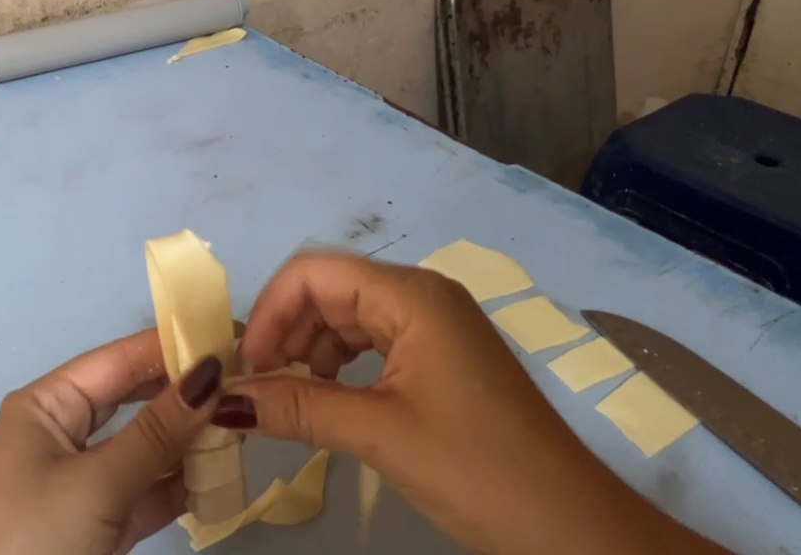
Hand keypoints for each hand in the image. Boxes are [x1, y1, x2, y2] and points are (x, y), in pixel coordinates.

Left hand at [0, 329, 226, 554]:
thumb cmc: (33, 539)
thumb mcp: (97, 484)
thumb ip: (157, 432)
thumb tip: (209, 373)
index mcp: (47, 405)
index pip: (117, 360)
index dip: (169, 346)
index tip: (227, 335)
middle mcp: (61, 433)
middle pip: (131, 400)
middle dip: (183, 393)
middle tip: (244, 381)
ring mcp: (78, 482)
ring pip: (141, 448)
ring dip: (186, 441)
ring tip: (242, 425)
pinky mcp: (93, 527)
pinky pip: (141, 492)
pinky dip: (175, 486)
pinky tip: (216, 478)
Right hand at [217, 251, 728, 554]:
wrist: (579, 532)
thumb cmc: (479, 471)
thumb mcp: (379, 434)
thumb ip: (297, 407)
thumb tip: (221, 400)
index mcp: (411, 295)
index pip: (314, 272)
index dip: (271, 310)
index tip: (248, 364)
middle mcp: (422, 294)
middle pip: (330, 288)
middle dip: (287, 329)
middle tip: (260, 383)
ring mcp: (436, 323)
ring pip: (349, 313)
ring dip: (310, 346)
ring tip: (290, 392)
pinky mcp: (443, 354)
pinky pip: (374, 338)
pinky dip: (340, 361)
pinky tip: (329, 395)